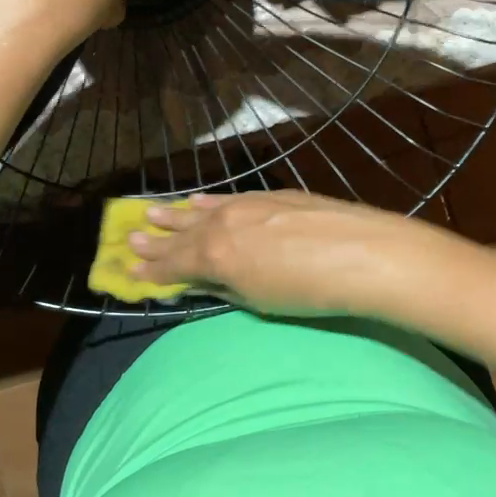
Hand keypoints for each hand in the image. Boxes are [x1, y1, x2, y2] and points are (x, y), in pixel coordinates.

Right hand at [127, 191, 460, 316]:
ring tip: (151, 212)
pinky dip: (208, 202)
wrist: (365, 255)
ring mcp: (246, 204)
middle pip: (182, 234)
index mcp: (215, 256)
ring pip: (202, 210)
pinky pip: (226, 198)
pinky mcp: (271, 195)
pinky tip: (198, 200)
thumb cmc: (311, 291)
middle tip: (131, 238)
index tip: (131, 271)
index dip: (152, 270)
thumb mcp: (260, 301)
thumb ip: (227, 288)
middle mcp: (222, 224)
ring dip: (176, 214)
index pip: (174, 264)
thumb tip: (208, 281)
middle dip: (156, 239)